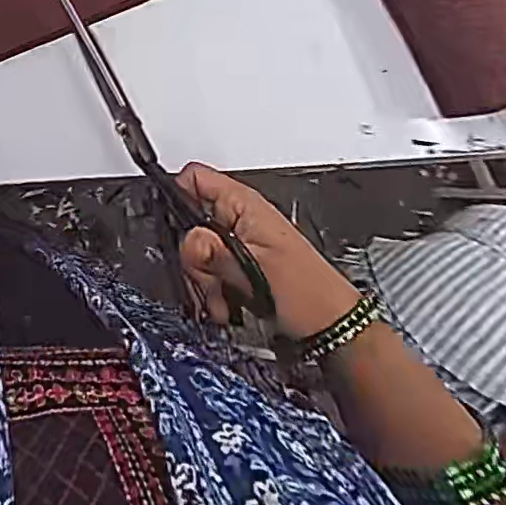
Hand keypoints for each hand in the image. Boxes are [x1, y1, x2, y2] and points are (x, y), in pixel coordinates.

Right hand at [176, 163, 363, 338]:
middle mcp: (237, 216)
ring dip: (201, 279)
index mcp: (243, 203)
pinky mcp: (236, 261)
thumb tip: (187, 239)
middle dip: (192, 256)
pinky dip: (209, 288)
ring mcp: (236, 239)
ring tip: (220, 298)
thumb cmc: (309, 293)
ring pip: (196, 249)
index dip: (176, 197)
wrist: (331, 326)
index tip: (174, 230)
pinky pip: (207, 268)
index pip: (193, 178)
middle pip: (188, 220)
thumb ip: (214, 252)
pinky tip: (224, 303)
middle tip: (207, 277)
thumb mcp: (254, 270)